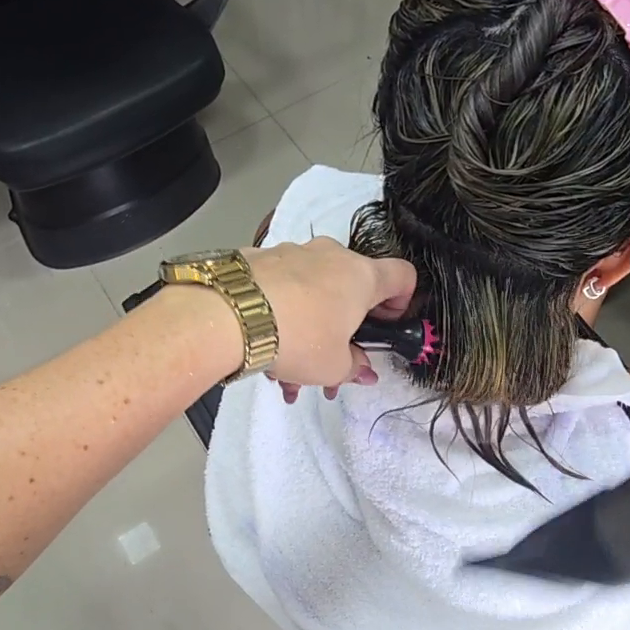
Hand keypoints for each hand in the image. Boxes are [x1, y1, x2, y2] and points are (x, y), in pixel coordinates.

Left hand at [246, 238, 415, 389]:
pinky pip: (280, 290)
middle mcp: (330, 256)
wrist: (227, 314)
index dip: (401, 301)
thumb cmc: (296, 338)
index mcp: (361, 277)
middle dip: (342, 330)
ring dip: (305, 332)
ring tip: (287, 376)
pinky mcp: (258, 259)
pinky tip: (262, 353)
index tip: (385, 326)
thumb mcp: (333, 367)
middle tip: (330, 365)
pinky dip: (278, 317)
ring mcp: (292, 253)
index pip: (402, 276)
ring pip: (310, 295)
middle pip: (349, 290)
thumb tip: (362, 370)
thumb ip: (353, 368)